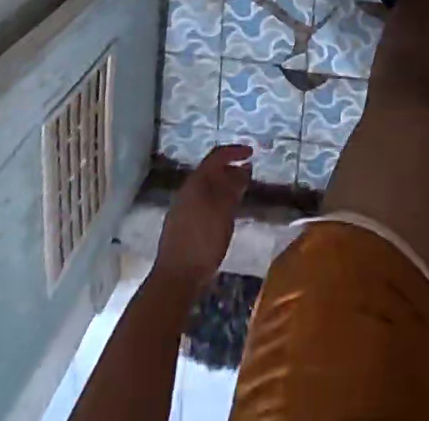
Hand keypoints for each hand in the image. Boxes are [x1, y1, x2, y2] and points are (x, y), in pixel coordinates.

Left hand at [153, 145, 251, 293]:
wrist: (176, 277)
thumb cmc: (203, 241)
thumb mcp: (224, 213)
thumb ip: (233, 189)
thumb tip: (243, 169)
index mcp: (196, 183)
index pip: (216, 157)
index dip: (234, 151)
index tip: (251, 152)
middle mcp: (187, 191)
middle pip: (210, 171)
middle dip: (231, 168)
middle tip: (250, 173)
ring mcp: (183, 207)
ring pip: (207, 187)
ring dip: (225, 185)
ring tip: (242, 192)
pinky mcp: (183, 223)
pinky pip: (204, 201)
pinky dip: (218, 199)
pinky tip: (227, 212)